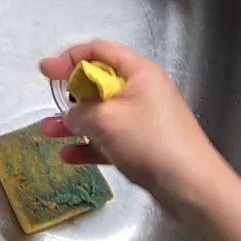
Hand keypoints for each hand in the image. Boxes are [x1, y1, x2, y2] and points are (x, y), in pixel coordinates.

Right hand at [38, 42, 236, 215]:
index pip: (98, 51)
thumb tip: (70, 116)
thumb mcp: (106, 120)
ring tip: (48, 131)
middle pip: (99, 82)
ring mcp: (144, 119)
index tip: (46, 72)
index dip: (69, 58)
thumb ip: (79, 112)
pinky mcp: (144, 145)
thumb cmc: (150, 142)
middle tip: (51, 100)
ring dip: (74, 122)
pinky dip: (90, 144)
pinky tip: (69, 155)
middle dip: (70, 93)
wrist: (193, 189)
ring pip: (102, 113)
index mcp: (138, 73)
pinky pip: (110, 138)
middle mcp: (143, 91)